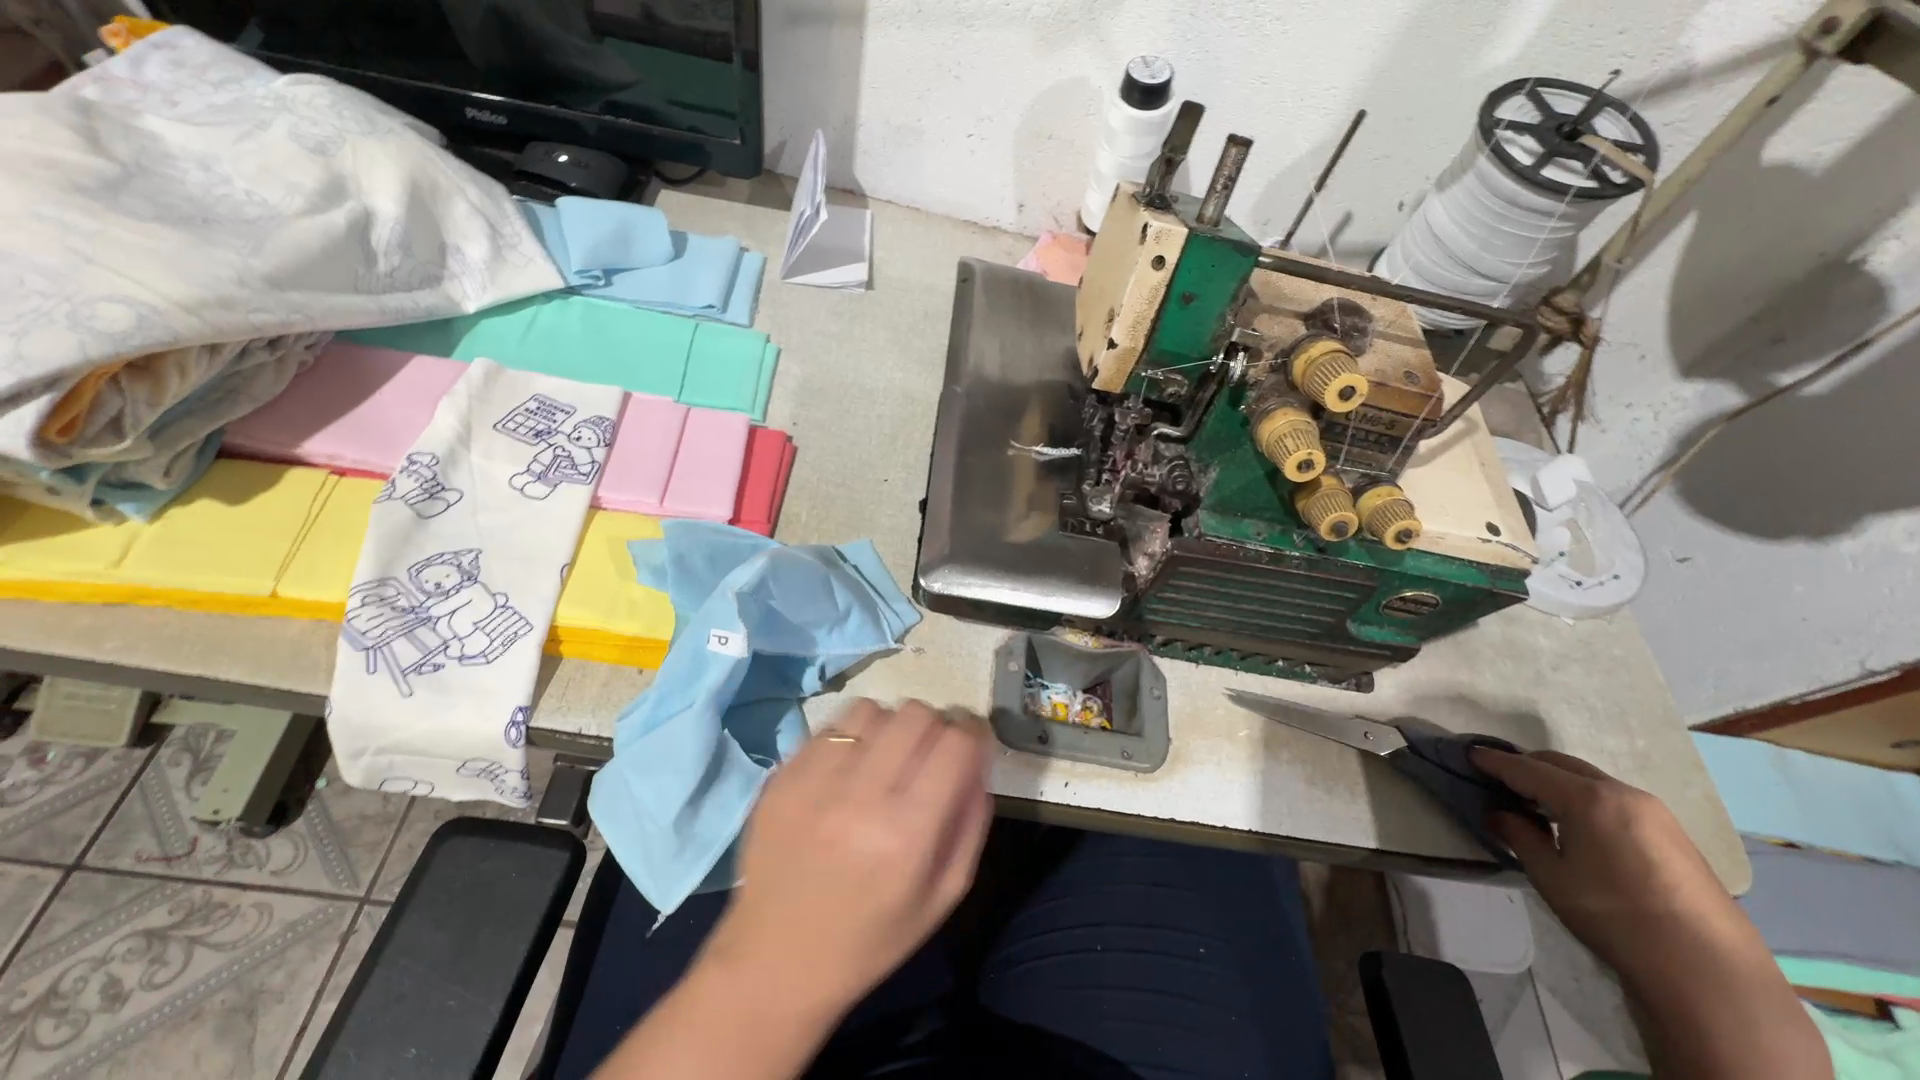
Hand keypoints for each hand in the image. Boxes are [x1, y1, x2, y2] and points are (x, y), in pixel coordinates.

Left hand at [702, 699, 993, 1020]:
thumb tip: (979, 759)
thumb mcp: (945, 895)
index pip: (956, 742)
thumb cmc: (872, 938)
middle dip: (935, 727)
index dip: (972, 736)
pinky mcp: (781, 777)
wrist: (778, 960)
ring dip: (890, 727)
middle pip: (916, 714)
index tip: (970, 748)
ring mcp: (813, 782)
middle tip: (929, 755)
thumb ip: (971, 820)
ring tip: (885, 759)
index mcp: (908, 832)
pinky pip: (829, 727)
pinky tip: (847, 771)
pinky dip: (850, 738)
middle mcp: (860, 797)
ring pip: (872, 710)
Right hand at [1472, 749, 1832, 1079]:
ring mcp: (1652, 809)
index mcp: (1587, 799)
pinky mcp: (1670, 829)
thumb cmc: (1613, 915)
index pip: (1529, 769)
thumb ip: (1521, 837)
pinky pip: (1614, 797)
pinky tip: (1577, 823)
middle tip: (1498, 778)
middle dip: (1527, 766)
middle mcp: (1621, 792)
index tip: (1470, 754)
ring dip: (1558, 782)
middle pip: (1562, 765)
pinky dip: (1585, 797)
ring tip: (1535, 802)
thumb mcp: (1552, 877)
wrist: (1702, 960)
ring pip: (1591, 780)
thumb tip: (1500, 815)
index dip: (1496, 762)